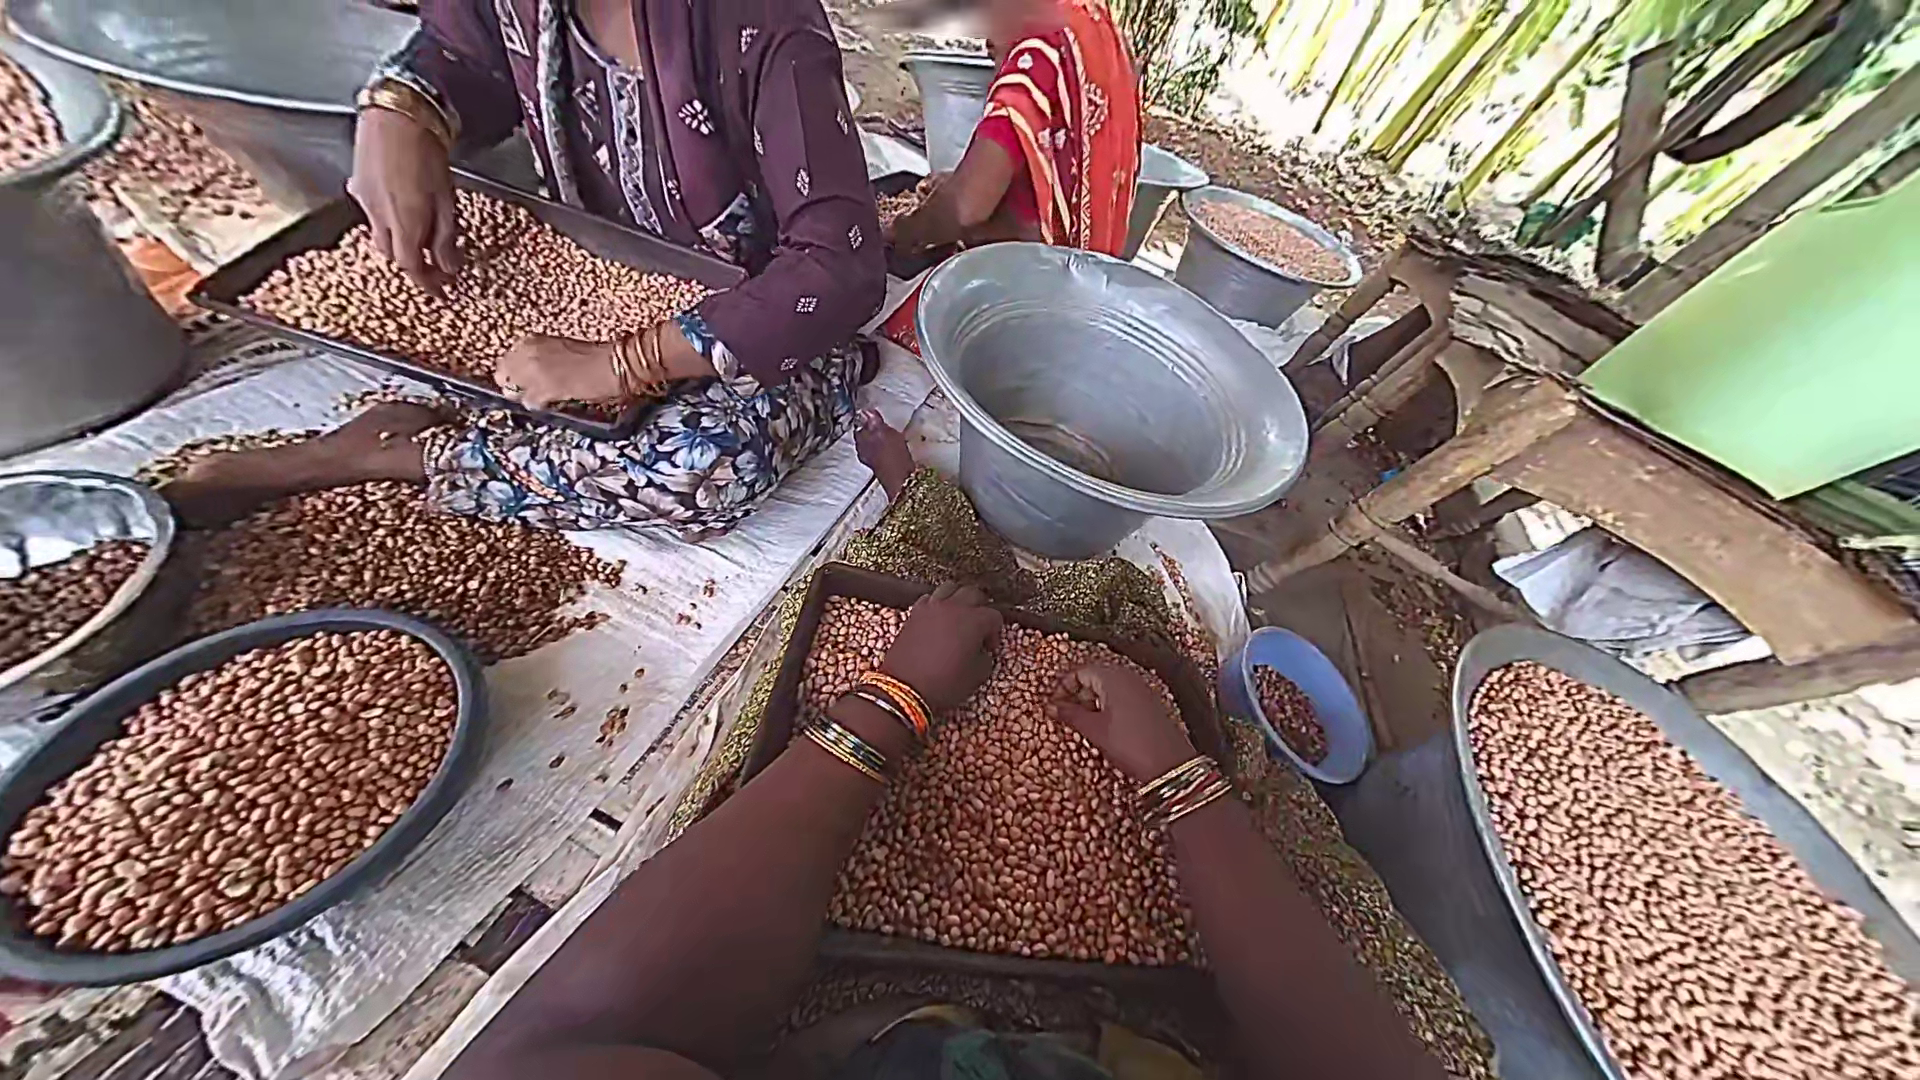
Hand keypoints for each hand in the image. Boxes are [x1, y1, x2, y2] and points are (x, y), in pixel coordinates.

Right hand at [348, 108, 460, 296]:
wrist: (396, 118)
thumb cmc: (427, 159)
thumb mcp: (447, 205)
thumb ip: (445, 239)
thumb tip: (449, 268)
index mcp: (403, 222)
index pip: (411, 266)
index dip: (427, 284)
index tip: (442, 293)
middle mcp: (377, 213)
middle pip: (393, 254)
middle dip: (415, 266)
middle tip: (438, 269)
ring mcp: (363, 198)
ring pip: (380, 236)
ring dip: (402, 246)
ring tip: (426, 245)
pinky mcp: (357, 184)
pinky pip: (373, 215)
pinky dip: (391, 225)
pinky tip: (407, 218)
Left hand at [495, 335, 620, 407]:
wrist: (612, 365)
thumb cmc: (596, 356)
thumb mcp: (562, 348)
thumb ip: (544, 356)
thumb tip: (539, 370)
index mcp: (531, 341)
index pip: (507, 359)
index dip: (515, 371)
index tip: (522, 378)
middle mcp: (525, 355)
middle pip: (504, 375)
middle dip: (514, 384)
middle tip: (526, 392)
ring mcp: (532, 374)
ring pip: (513, 391)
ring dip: (525, 396)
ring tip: (539, 400)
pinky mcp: (544, 391)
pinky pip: (531, 402)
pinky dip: (539, 405)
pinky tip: (549, 405)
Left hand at [878, 581, 1003, 711]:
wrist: (904, 689)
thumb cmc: (944, 684)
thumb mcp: (976, 676)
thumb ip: (985, 658)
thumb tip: (982, 651)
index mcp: (974, 621)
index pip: (993, 616)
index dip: (995, 632)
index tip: (989, 647)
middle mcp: (954, 607)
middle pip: (974, 594)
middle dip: (981, 608)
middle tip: (979, 628)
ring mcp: (931, 607)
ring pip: (950, 588)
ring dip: (958, 599)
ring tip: (959, 617)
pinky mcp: (914, 613)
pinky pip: (929, 599)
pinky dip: (937, 604)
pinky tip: (937, 619)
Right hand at [1047, 664, 1195, 781]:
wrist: (1171, 765)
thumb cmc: (1130, 744)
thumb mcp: (1095, 730)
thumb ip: (1070, 714)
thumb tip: (1050, 707)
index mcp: (1112, 677)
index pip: (1079, 672)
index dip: (1063, 687)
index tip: (1054, 704)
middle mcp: (1127, 676)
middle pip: (1093, 676)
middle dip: (1076, 693)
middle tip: (1065, 713)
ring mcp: (1140, 688)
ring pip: (1107, 686)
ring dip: (1091, 700)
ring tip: (1082, 722)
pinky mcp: (1147, 702)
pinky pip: (1120, 695)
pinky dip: (1106, 705)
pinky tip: (1102, 725)